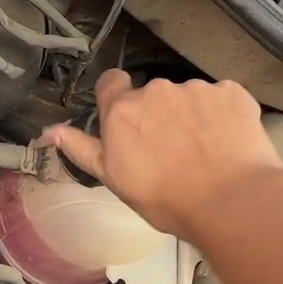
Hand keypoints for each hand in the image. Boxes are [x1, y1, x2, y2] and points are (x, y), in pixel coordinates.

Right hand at [43, 70, 282, 239]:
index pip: (110, 82)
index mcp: (122, 111)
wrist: (228, 201)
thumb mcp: (113, 178)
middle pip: (150, 95)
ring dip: (188, 117)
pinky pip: (219, 99)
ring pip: (186, 98)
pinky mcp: (232, 92)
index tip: (125, 122)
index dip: (115, 98)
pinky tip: (223, 144)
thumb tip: (50, 130)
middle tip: (166, 151)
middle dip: (155, 115)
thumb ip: (82, 149)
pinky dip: (219, 117)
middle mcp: (156, 90)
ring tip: (199, 151)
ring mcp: (196, 89)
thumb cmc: (163, 197)